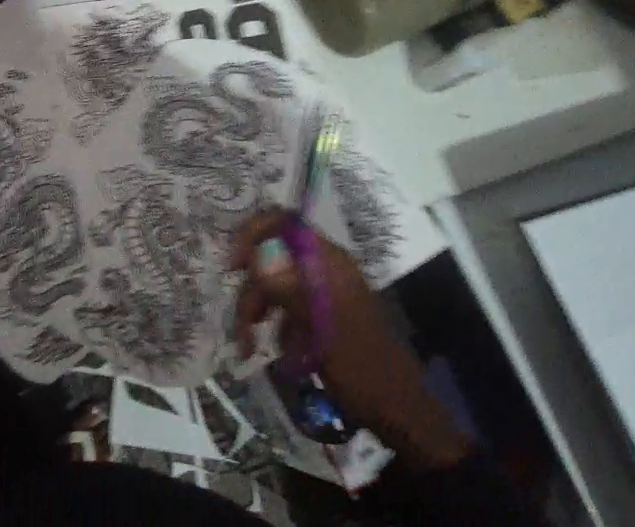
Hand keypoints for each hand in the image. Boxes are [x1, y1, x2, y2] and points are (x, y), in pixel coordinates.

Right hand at [230, 210, 471, 471]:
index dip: (254, 233)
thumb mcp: (320, 328)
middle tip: (245, 323)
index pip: (284, 222)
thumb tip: (258, 255)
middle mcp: (324, 270)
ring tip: (250, 346)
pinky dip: (277, 328)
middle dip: (252, 290)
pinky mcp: (321, 316)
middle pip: (271, 259)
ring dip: (257, 312)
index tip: (234, 265)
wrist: (400, 412)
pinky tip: (284, 355)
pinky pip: (286, 309)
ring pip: (274, 286)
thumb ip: (288, 289)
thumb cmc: (363, 367)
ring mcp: (322, 293)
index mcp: (329, 263)